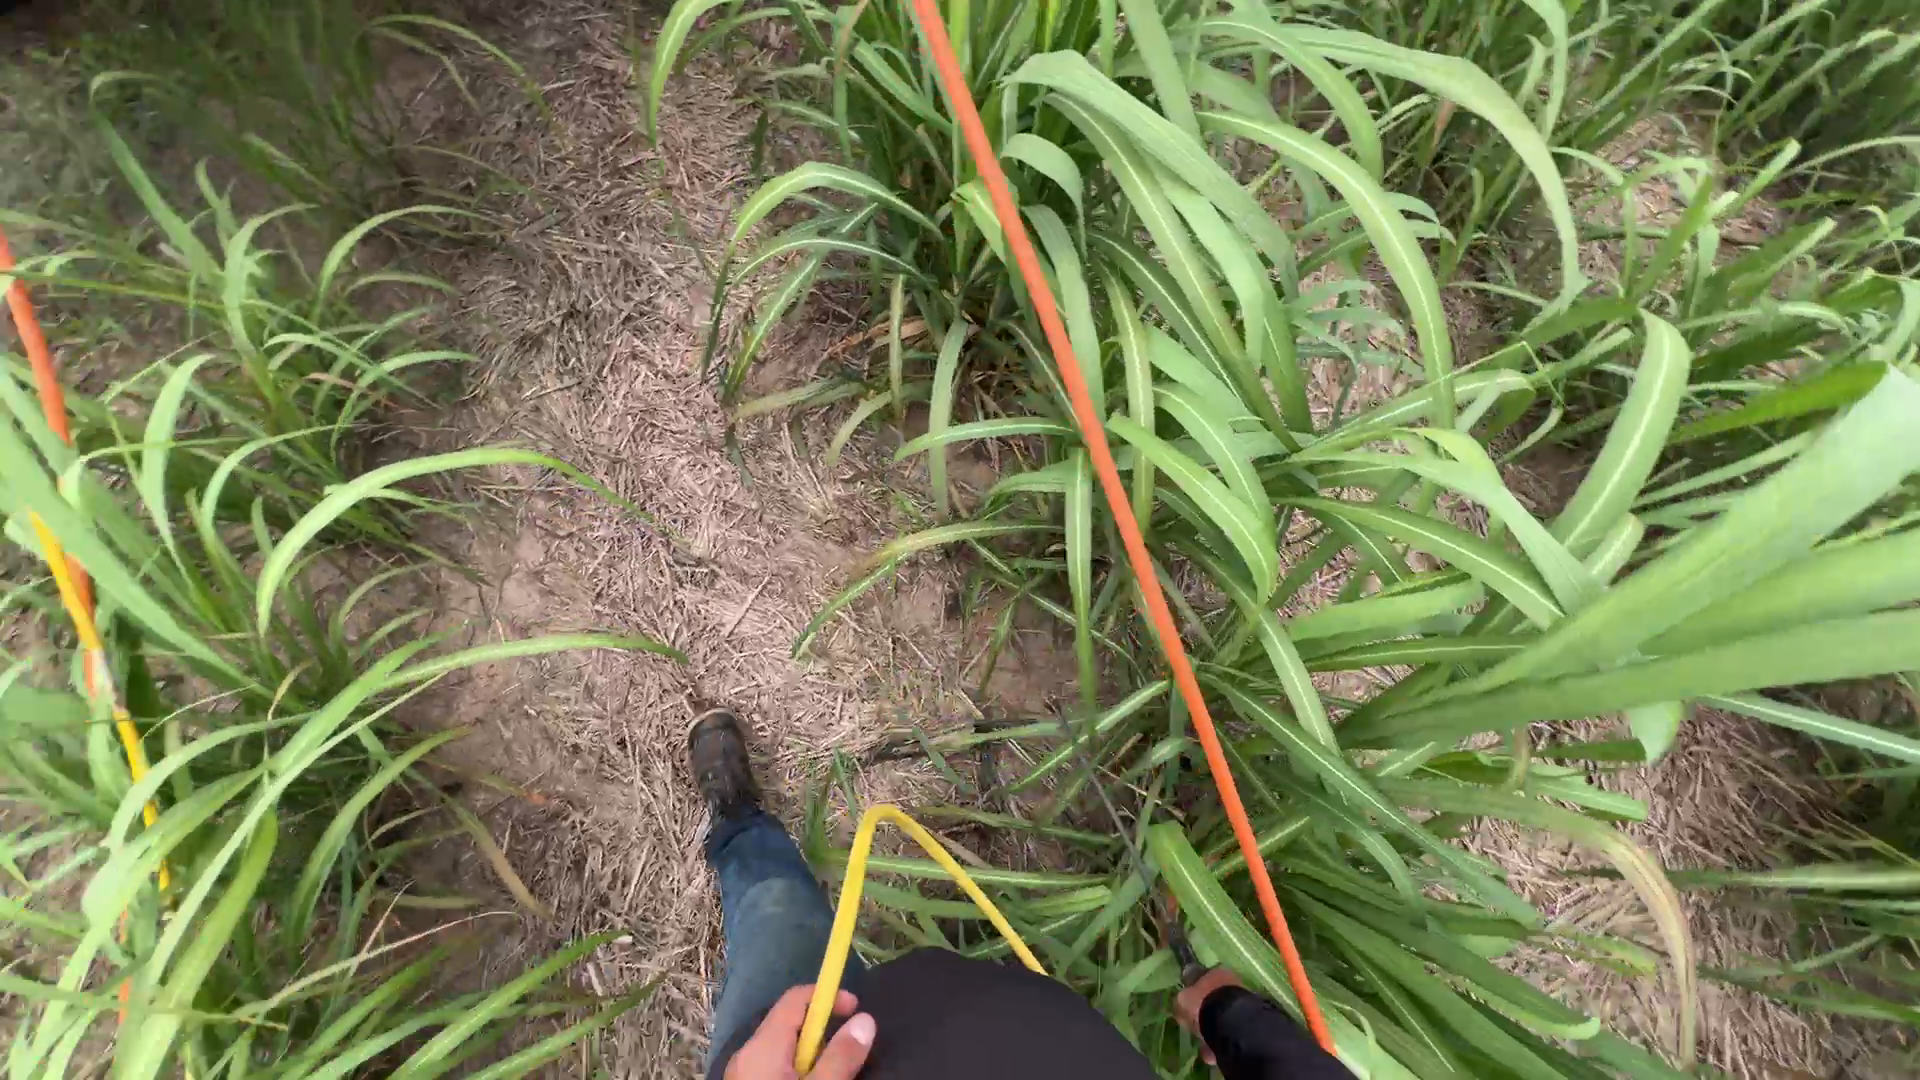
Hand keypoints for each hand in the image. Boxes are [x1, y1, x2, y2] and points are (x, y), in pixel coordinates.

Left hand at [724, 985, 876, 1079]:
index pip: (796, 998)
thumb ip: (841, 1058)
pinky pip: (772, 1071)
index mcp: (763, 1046)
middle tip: (848, 1056)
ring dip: (811, 1058)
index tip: (856, 1010)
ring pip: (782, 1051)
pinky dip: (795, 1075)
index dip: (828, 997)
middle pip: (789, 1024)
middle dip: (822, 1033)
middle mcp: (747, 1055)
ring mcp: (741, 1078)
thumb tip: (865, 1020)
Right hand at [1174, 967, 1242, 1064]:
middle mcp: (1231, 983)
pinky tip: (1215, 1053)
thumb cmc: (1204, 1005)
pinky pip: (1232, 1031)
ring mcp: (1243, 1002)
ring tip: (1205, 1048)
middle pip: (1213, 999)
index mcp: (1215, 972)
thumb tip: (1180, 1005)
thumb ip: (1180, 1001)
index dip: (1192, 993)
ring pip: (1223, 1017)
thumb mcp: (1183, 1001)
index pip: (1201, 979)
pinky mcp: (1251, 1021)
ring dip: (1213, 1031)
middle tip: (1195, 1029)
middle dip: (1204, 1015)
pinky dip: (1223, 1040)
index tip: (1186, 1007)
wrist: (1234, 1025)